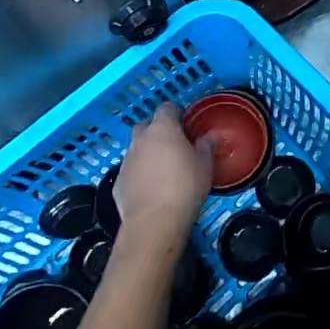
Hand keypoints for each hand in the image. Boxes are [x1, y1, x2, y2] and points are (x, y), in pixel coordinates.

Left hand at [114, 103, 212, 247]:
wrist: (154, 220)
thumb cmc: (185, 187)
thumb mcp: (205, 166)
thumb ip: (206, 146)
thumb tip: (211, 136)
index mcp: (163, 129)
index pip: (166, 108)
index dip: (176, 113)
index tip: (185, 123)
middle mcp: (140, 139)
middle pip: (147, 126)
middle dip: (157, 131)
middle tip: (173, 145)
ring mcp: (126, 160)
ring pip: (137, 149)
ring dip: (147, 153)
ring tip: (163, 171)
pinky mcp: (118, 181)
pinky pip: (130, 171)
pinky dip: (138, 175)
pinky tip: (150, 190)